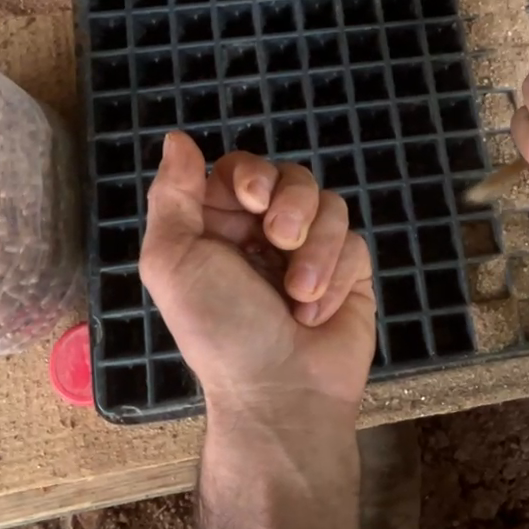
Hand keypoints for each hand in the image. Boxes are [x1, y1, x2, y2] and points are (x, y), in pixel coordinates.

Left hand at [141, 133, 375, 528]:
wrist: (281, 390)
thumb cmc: (220, 328)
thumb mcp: (174, 261)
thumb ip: (173, 196)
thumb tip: (177, 137)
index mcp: (222, 227)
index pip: (245, 169)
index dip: (253, 174)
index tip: (253, 200)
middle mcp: (267, 233)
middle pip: (294, 178)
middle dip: (291, 207)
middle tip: (280, 241)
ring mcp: (313, 251)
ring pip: (331, 205)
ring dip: (315, 250)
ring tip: (298, 293)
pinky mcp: (350, 272)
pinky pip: (355, 242)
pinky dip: (336, 276)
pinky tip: (316, 312)